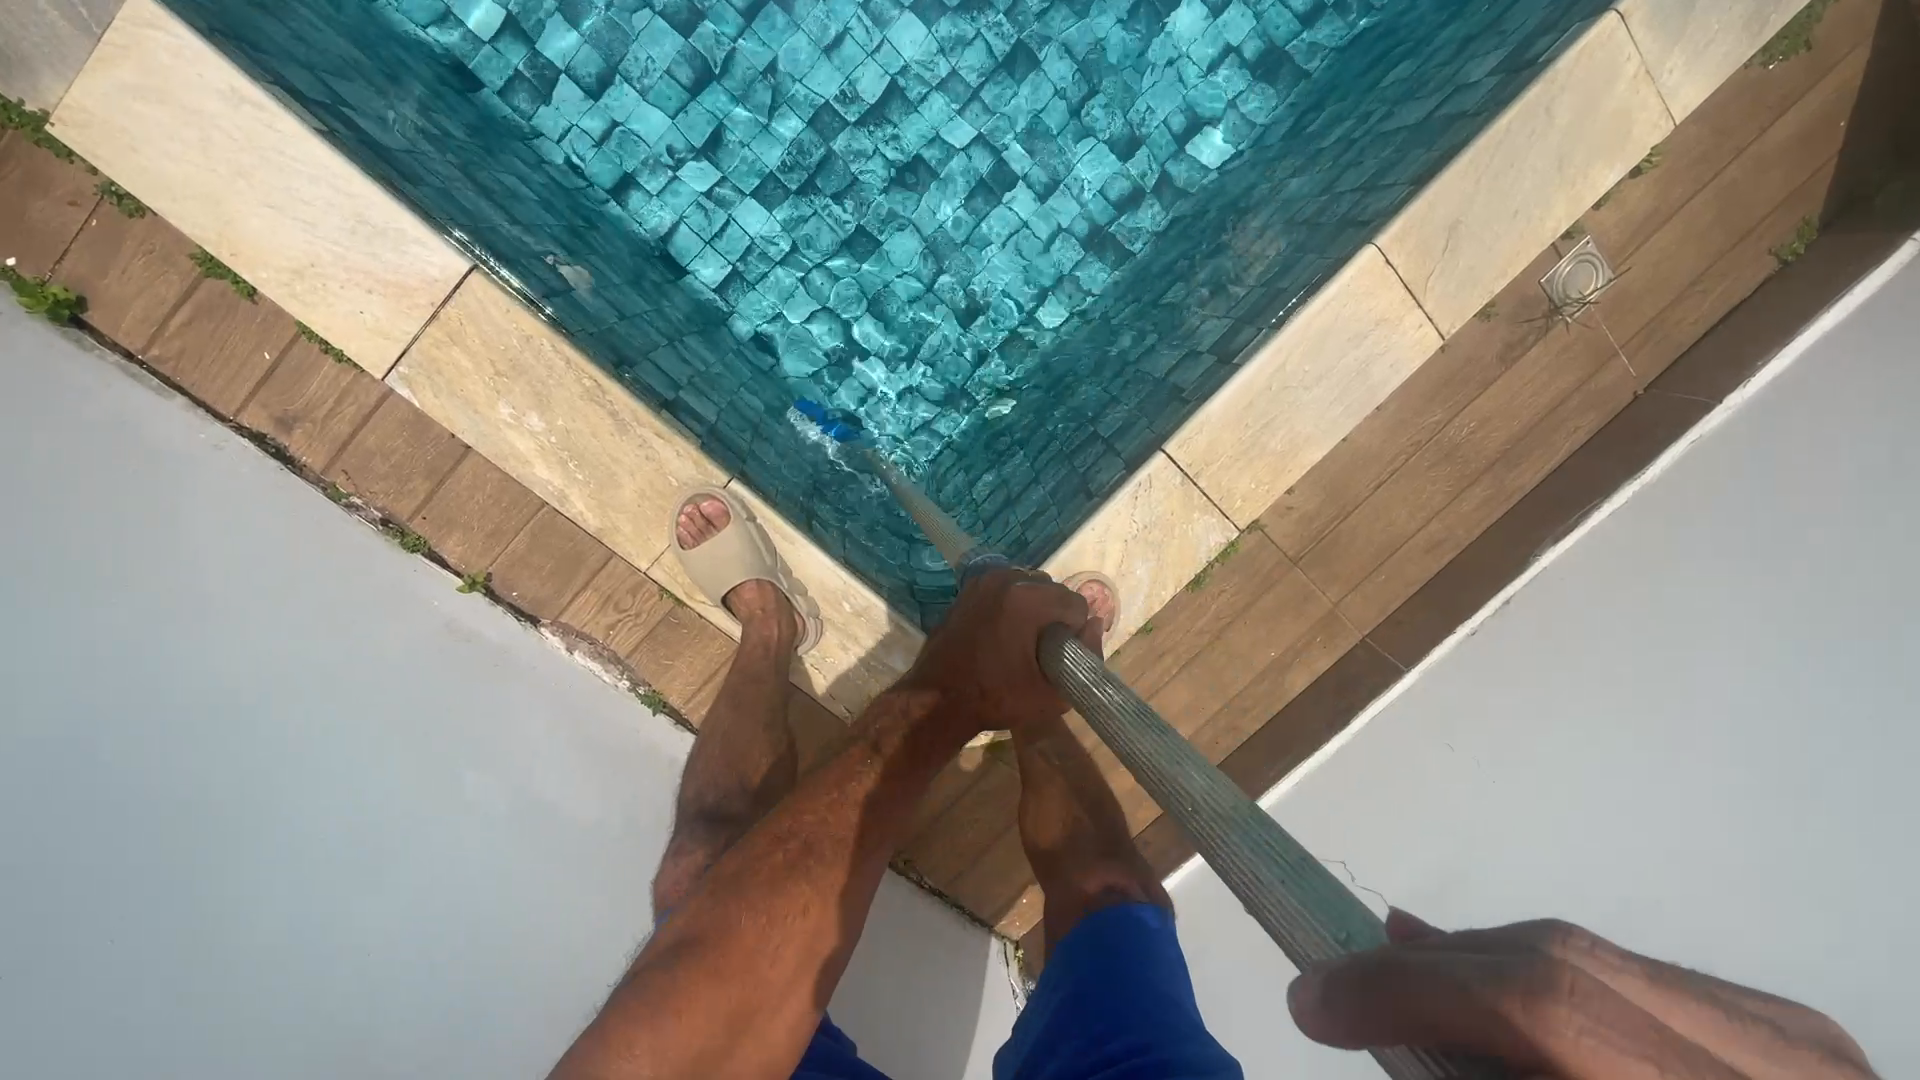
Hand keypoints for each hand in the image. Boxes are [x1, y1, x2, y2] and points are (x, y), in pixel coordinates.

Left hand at [898, 568, 1088, 738]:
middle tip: (1044, 649)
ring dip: (1034, 607)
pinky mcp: (968, 588)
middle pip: (1052, 590)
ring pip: (1028, 585)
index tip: (1062, 655)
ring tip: (1024, 640)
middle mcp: (1006, 579)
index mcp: (1028, 600)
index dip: (1076, 632)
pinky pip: (1005, 587)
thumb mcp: (1052, 693)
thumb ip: (1086, 656)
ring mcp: (983, 580)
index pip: (1075, 604)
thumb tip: (1095, 625)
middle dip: (1055, 616)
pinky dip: (1012, 604)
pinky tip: (1004, 632)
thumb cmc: (996, 699)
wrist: (938, 699)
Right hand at [1288, 910, 1875, 1078]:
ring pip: (1587, 955)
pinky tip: (1495, 976)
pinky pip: (1626, 972)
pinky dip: (1542, 970)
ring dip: (1476, 961)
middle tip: (1339, 984)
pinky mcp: (1792, 1026)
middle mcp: (1772, 1069)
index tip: (1312, 1003)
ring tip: (1401, 959)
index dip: (1411, 990)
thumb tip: (1378, 1023)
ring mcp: (1794, 1042)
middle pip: (1558, 965)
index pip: (1543, 1010)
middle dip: (1428, 969)